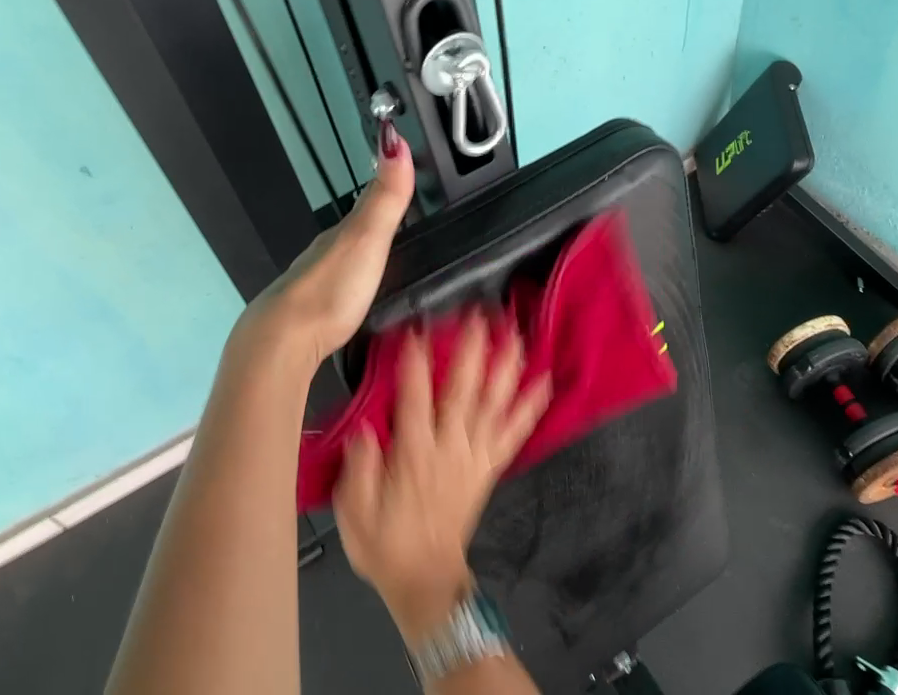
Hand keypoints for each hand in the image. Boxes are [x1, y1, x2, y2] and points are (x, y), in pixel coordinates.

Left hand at [230, 123, 414, 368]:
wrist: (285, 341)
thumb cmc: (330, 289)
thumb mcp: (368, 237)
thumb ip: (385, 195)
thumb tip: (393, 136)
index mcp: (341, 234)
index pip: (370, 203)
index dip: (390, 190)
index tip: (409, 178)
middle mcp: (324, 254)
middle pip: (355, 233)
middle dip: (379, 226)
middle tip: (408, 225)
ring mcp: (316, 284)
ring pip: (344, 263)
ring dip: (363, 259)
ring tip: (390, 263)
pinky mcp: (313, 316)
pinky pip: (339, 291)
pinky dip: (353, 287)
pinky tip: (362, 299)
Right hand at [333, 310, 551, 640]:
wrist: (426, 582)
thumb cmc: (384, 545)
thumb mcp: (353, 513)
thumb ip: (359, 469)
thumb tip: (364, 428)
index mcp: (413, 455)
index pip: (414, 398)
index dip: (417, 362)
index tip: (419, 328)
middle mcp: (449, 448)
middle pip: (463, 391)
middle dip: (471, 350)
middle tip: (478, 315)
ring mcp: (474, 456)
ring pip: (493, 404)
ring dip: (505, 367)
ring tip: (515, 334)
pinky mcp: (489, 467)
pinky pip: (514, 433)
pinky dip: (530, 406)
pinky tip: (544, 381)